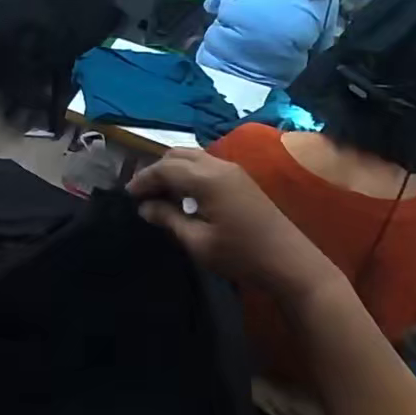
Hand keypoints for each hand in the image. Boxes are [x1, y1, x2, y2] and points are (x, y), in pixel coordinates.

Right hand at [128, 150, 342, 303]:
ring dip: (172, 169)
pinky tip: (182, 193)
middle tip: (140, 194)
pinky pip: (206, 163)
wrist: (288, 260)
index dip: (143, 180)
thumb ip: (169, 220)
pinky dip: (188, 171)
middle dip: (156, 170)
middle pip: (178, 155)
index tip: (127, 196)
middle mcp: (219, 165)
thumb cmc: (241, 256)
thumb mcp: (199, 243)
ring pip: (193, 156)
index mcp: (208, 178)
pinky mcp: (241, 177)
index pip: (166, 168)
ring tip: (157, 193)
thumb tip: (145, 207)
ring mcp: (233, 168)